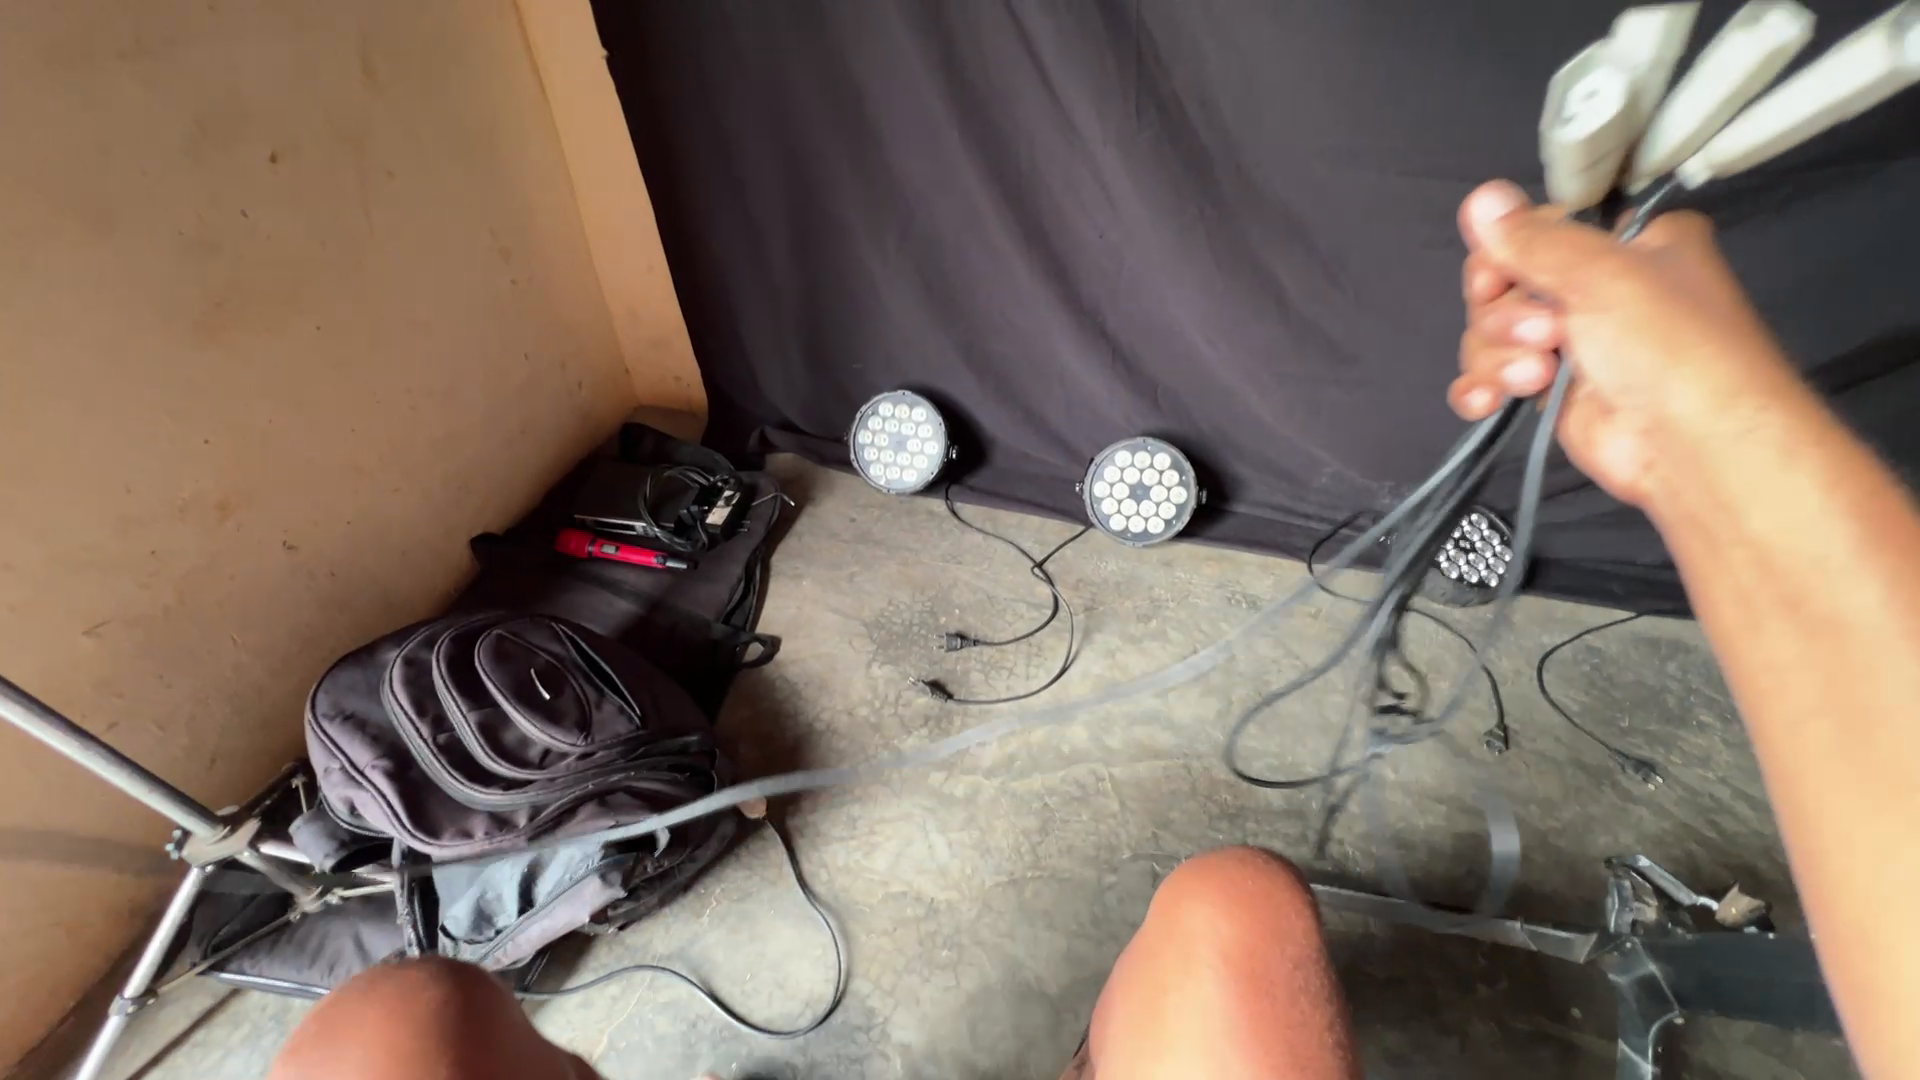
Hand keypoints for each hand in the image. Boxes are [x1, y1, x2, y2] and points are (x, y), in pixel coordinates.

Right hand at [1449, 180, 1799, 509]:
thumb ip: (1531, 240)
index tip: (1501, 281)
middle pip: (1499, 290)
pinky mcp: (1544, 388)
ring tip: (1536, 378)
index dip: (1504, 260)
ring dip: (1498, 359)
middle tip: (1544, 336)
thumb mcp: (1600, 276)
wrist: (1683, 442)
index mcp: (1622, 245)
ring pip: (1486, 337)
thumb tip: (1478, 196)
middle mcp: (1592, 289)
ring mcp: (1566, 342)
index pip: (1531, 235)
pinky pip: (1483, 378)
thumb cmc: (1663, 346)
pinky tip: (1487, 402)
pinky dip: (1478, 388)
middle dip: (1504, 319)